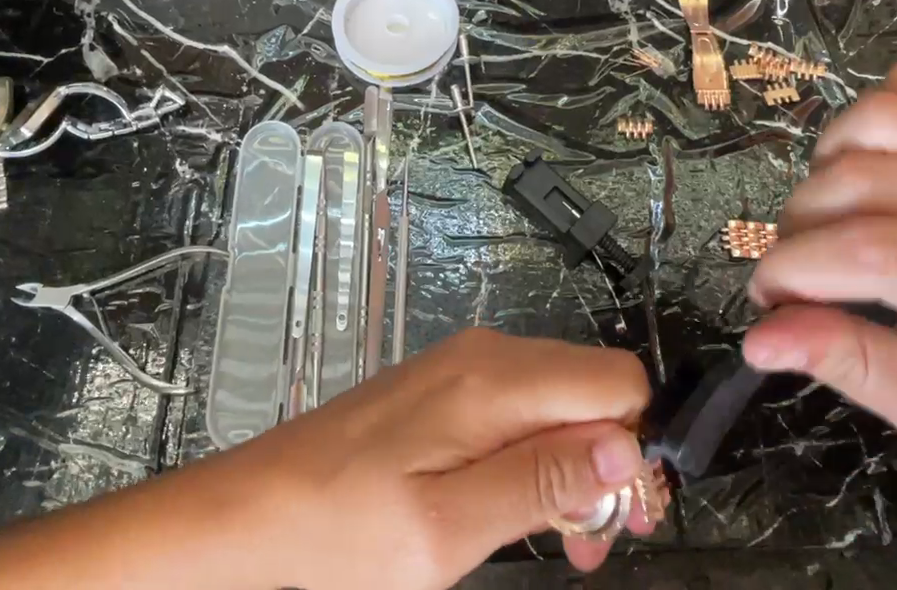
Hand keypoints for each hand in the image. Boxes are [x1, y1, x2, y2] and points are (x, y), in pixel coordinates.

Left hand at [225, 328, 652, 589]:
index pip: (617, 381)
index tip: (620, 514)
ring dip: (575, 464)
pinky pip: (523, 405)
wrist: (262, 504)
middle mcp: (488, 355)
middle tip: (590, 540)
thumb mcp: (448, 525)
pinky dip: (537, 453)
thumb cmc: (346, 525)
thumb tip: (626, 448)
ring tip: (557, 535)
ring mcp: (467, 366)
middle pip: (594, 388)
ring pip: (562, 399)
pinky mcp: (450, 385)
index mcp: (494, 381)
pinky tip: (516, 503)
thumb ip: (540, 481)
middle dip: (609, 461)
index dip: (634, 447)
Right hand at [742, 53, 896, 456]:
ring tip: (824, 225)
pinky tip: (866, 149)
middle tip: (790, 281)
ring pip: (878, 120)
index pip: (880, 253)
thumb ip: (851, 366)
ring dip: (822, 171)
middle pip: (864, 181)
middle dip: (797, 230)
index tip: (765, 302)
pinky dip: (890, 93)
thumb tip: (758, 340)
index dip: (798, 268)